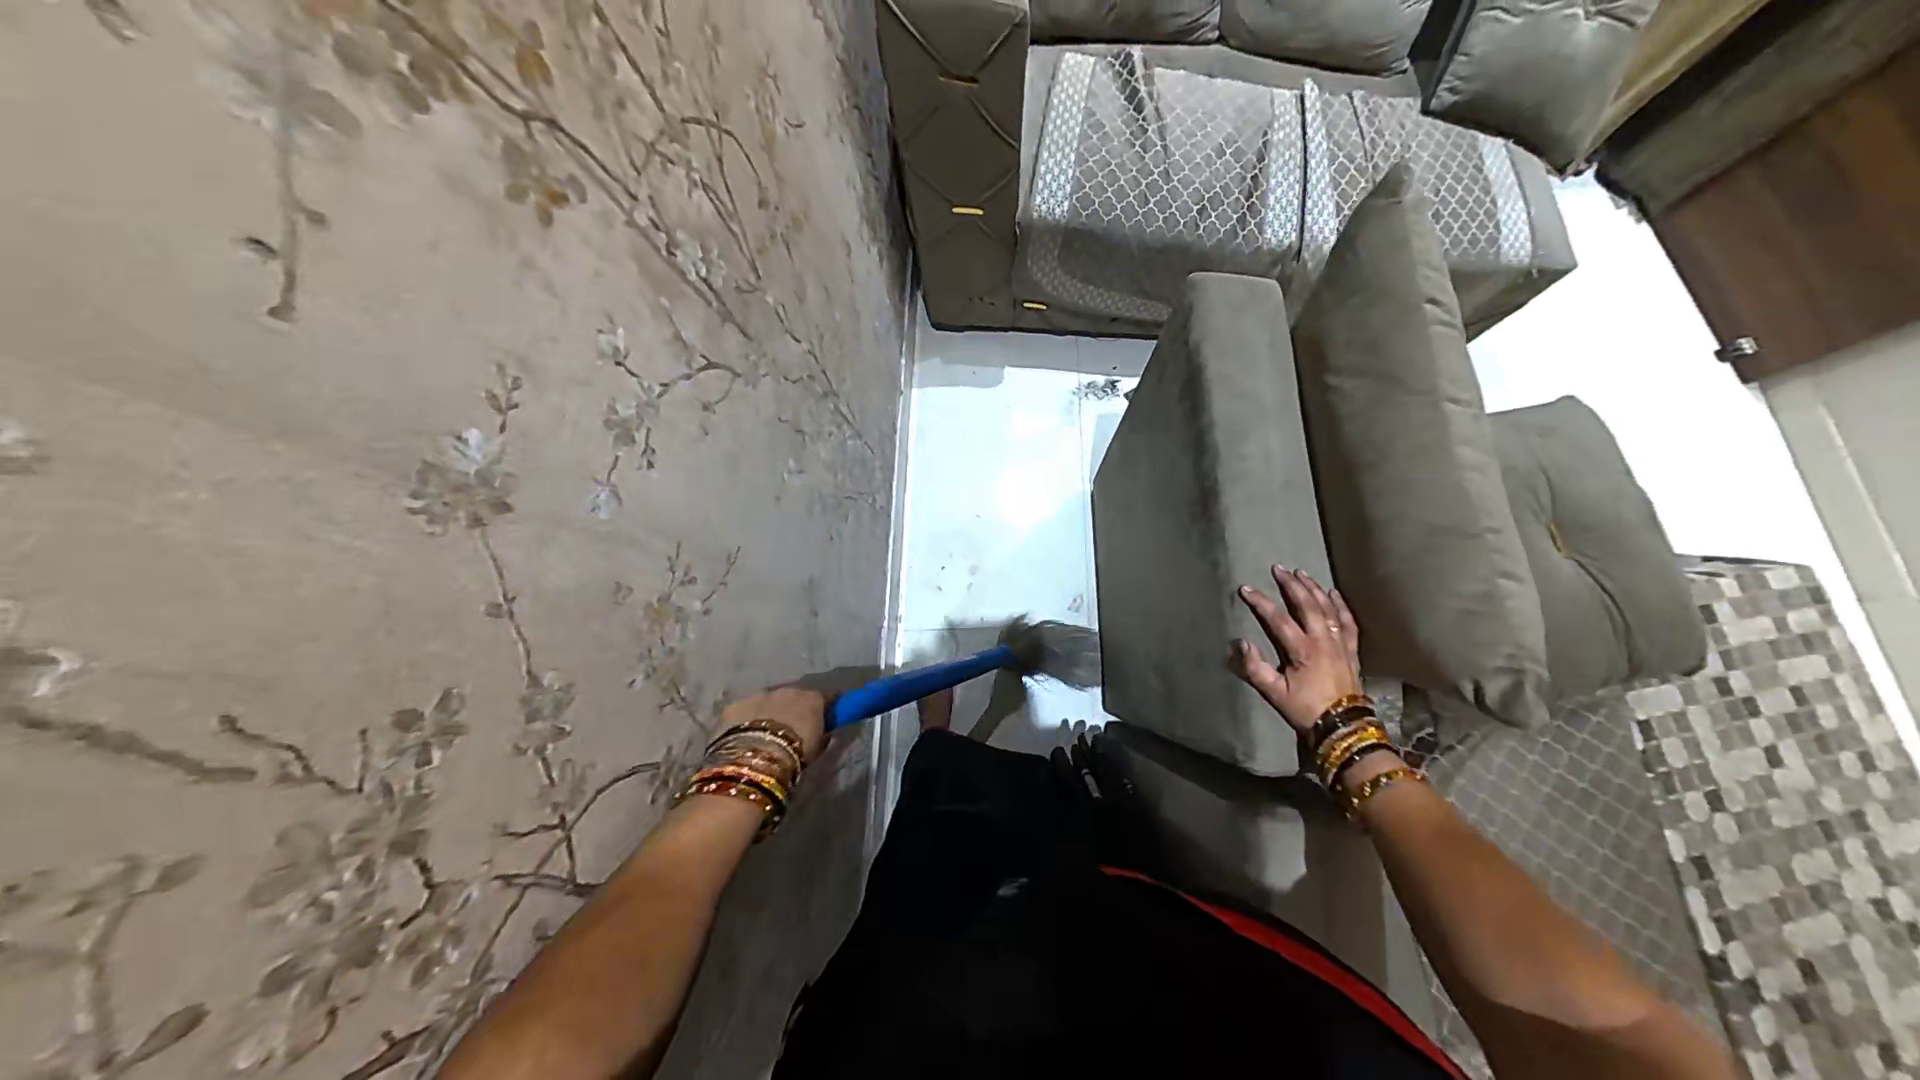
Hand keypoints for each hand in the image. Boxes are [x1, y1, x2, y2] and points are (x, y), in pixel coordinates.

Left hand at [718, 686, 827, 760]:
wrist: (756, 758)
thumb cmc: (795, 754)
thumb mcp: (818, 748)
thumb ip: (823, 735)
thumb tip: (826, 732)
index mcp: (811, 699)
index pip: (826, 697)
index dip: (826, 706)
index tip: (827, 714)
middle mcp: (786, 690)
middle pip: (793, 696)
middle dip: (792, 708)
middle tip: (790, 728)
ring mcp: (759, 695)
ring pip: (766, 701)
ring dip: (768, 712)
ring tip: (764, 734)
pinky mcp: (735, 705)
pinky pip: (744, 710)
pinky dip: (745, 719)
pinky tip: (742, 735)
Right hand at [1230, 565, 1362, 732]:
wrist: (1344, 726)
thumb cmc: (1305, 709)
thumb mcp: (1274, 693)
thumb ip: (1255, 668)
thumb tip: (1240, 643)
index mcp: (1303, 651)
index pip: (1279, 620)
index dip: (1261, 603)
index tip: (1246, 589)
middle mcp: (1323, 641)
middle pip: (1308, 606)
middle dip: (1292, 585)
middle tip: (1279, 568)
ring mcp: (1340, 644)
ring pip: (1329, 609)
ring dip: (1314, 589)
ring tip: (1302, 573)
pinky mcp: (1352, 650)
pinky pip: (1349, 622)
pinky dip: (1341, 605)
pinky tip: (1333, 593)